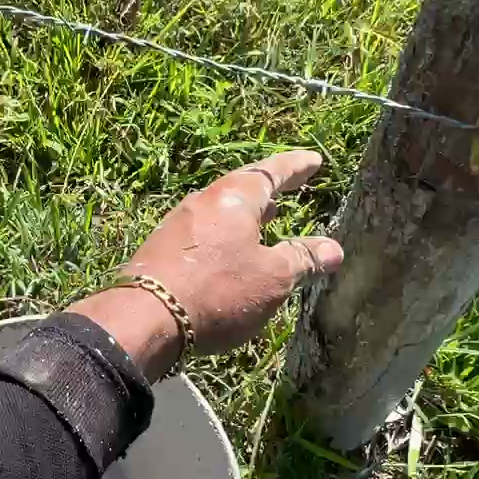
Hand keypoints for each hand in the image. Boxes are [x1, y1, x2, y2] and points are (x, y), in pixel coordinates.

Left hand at [68, 150, 343, 378]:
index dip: (296, 167)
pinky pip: (205, 232)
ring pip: (222, 210)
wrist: (145, 318)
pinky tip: (231, 252)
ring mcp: (178, 224)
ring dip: (247, 213)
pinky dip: (227, 234)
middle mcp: (202, 202)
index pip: (272, 172)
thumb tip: (333, 248)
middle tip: (291, 186)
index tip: (314, 161)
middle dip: (269, 189)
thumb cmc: (218, 290)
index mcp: (233, 197)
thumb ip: (302, 259)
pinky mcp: (162, 249)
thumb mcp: (272, 278)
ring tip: (269, 217)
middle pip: (242, 187)